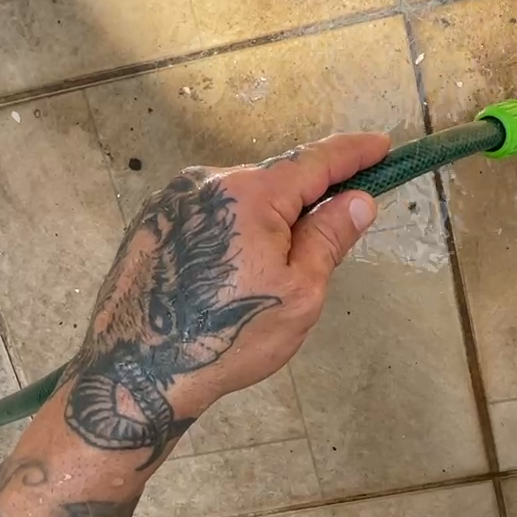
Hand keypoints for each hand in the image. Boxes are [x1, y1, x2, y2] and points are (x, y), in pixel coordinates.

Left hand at [57, 133, 386, 464]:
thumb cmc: (227, 336)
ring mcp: (173, 201)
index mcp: (249, 194)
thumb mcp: (299, 293)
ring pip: (241, 202)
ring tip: (265, 281)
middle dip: (306, 203)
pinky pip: (210, 217)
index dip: (353, 152)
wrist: (134, 371)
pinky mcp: (151, 224)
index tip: (382, 145)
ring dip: (266, 223)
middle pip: (275, 182)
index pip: (315, 161)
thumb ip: (328, 237)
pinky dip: (234, 234)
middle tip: (326, 243)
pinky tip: (230, 278)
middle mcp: (207, 183)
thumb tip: (358, 199)